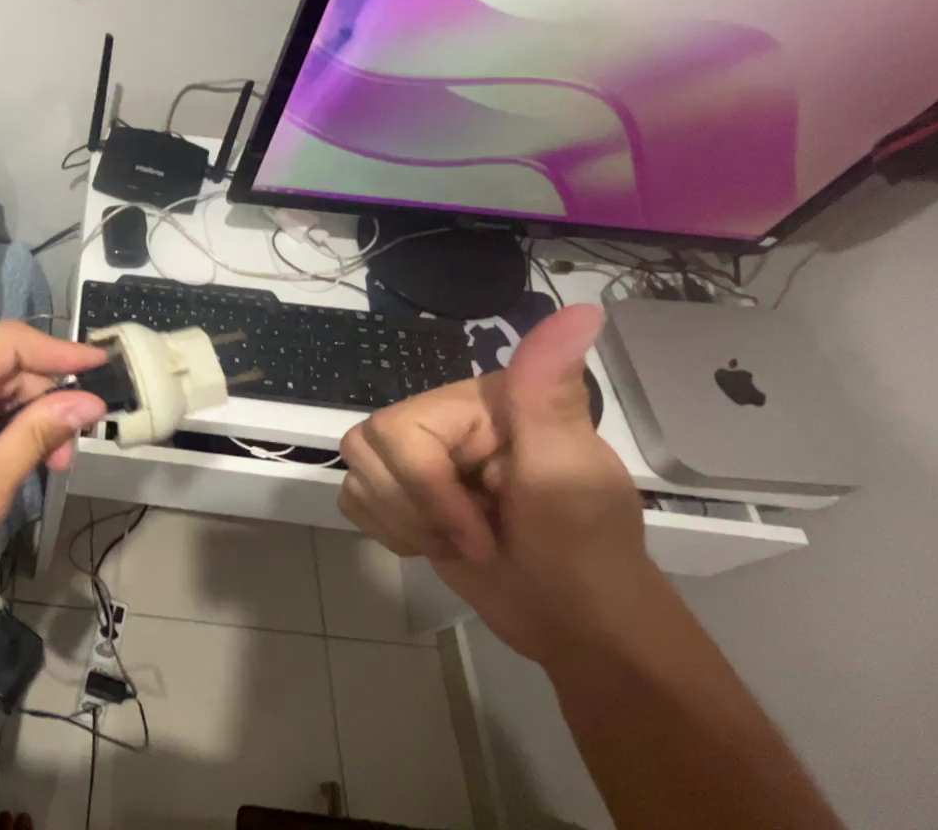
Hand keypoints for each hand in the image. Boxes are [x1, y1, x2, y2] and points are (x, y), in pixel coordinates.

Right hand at [338, 305, 665, 662]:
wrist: (578, 627)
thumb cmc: (584, 553)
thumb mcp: (569, 474)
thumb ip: (551, 396)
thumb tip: (581, 310)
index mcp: (481, 404)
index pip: (400, 428)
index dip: (427, 488)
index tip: (479, 533)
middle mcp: (443, 420)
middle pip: (366, 446)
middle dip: (413, 508)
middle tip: (471, 539)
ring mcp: (421, 459)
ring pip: (355, 474)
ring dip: (403, 524)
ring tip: (459, 543)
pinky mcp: (404, 494)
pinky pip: (353, 498)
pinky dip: (388, 531)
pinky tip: (434, 543)